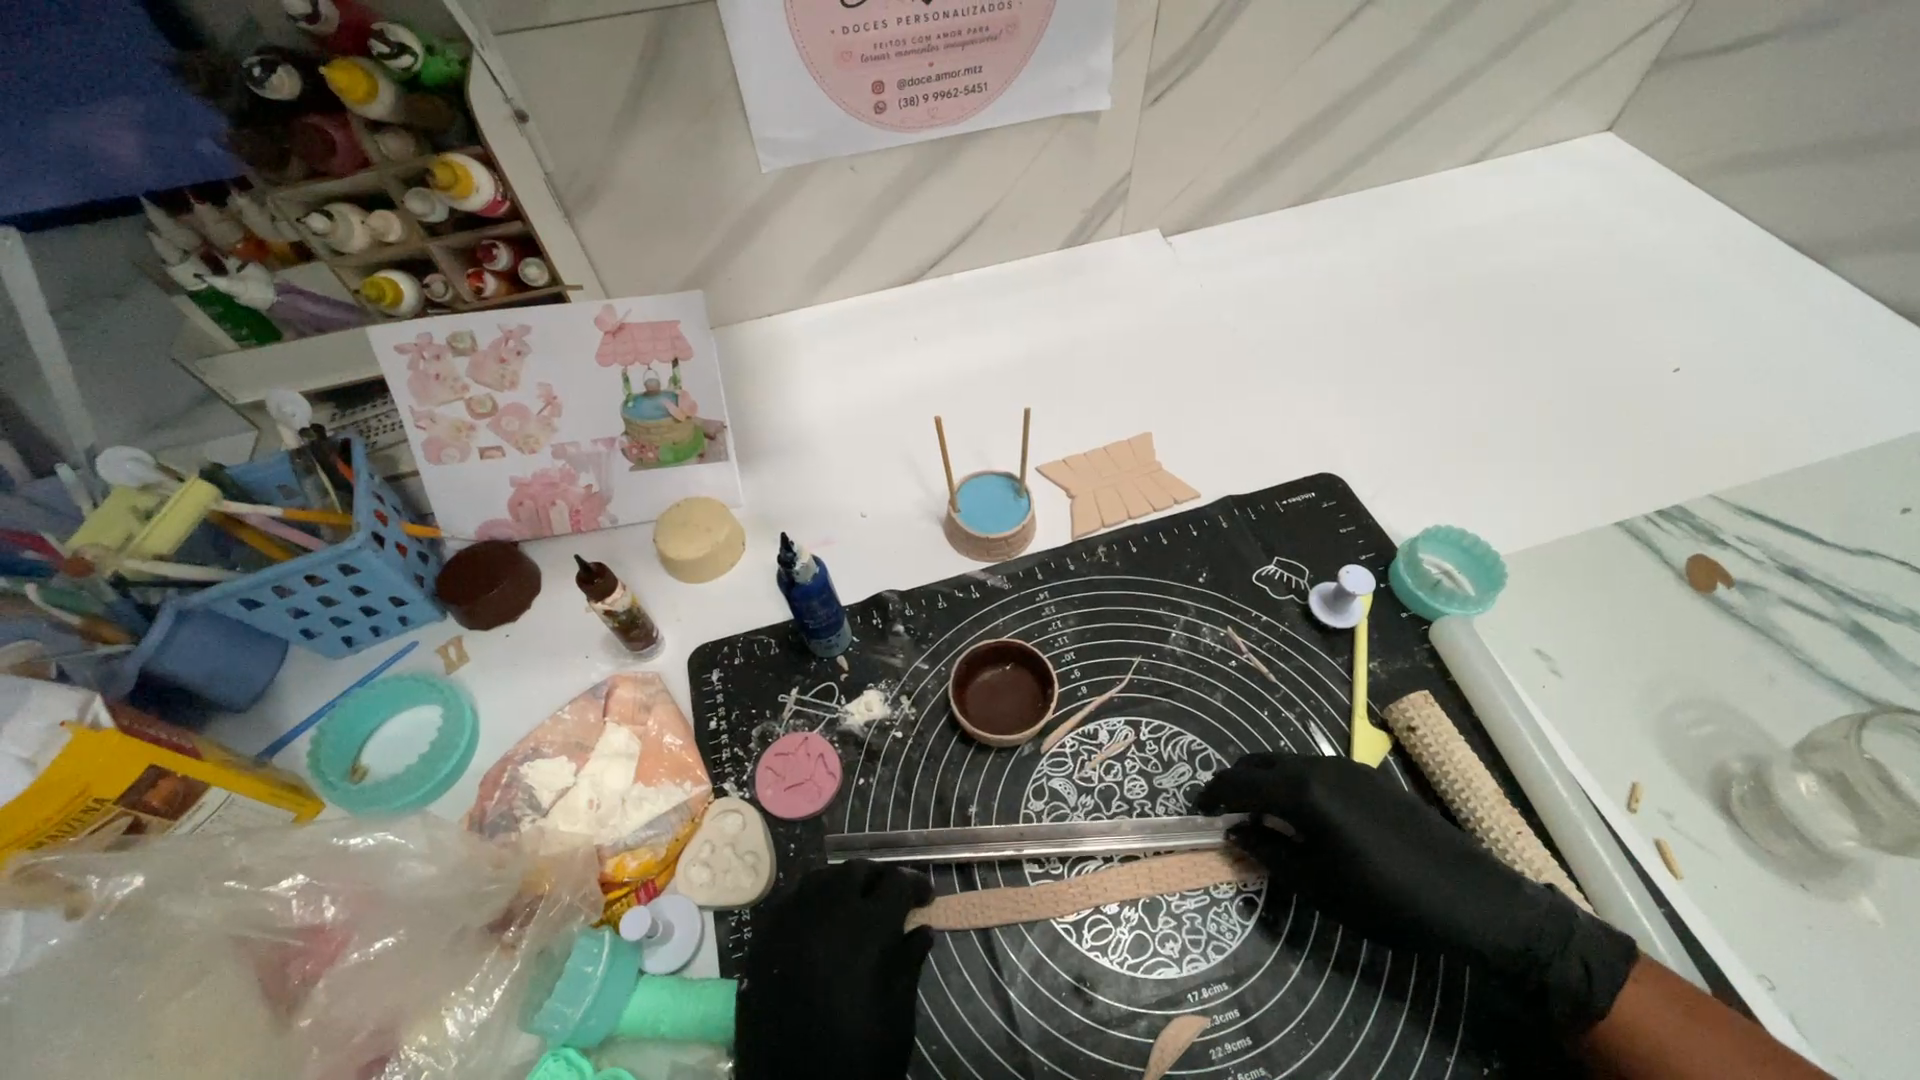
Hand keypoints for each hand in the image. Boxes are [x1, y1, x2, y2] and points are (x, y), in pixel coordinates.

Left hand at [734, 861, 933, 1079]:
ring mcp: (789, 924)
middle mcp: (826, 913)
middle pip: (856, 872)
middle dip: (879, 879)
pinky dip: (810, 902)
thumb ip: (908, 962)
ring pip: (820, 879)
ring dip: (842, 885)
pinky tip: (819, 925)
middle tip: (892, 900)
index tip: (925, 900)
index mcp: (867, 929)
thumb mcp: (897, 1014)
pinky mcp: (762, 942)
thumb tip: (920, 929)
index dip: (916, 886)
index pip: (896, 883)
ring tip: (854, 906)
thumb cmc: (858, 1059)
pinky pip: (789, 902)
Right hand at [1197, 751, 1637, 1038]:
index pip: (1239, 782)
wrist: (1472, 898)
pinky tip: (1304, 817)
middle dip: (1236, 783)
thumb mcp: (1317, 885)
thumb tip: (1237, 833)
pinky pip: (1314, 769)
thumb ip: (1270, 853)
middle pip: (1260, 762)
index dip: (1212, 796)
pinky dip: (1293, 783)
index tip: (1197, 812)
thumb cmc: (1385, 898)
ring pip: (1288, 762)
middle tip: (1225, 813)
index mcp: (1301, 791)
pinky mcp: (1370, 777)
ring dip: (1266, 782)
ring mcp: (1348, 768)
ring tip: (1261, 817)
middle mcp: (1320, 767)